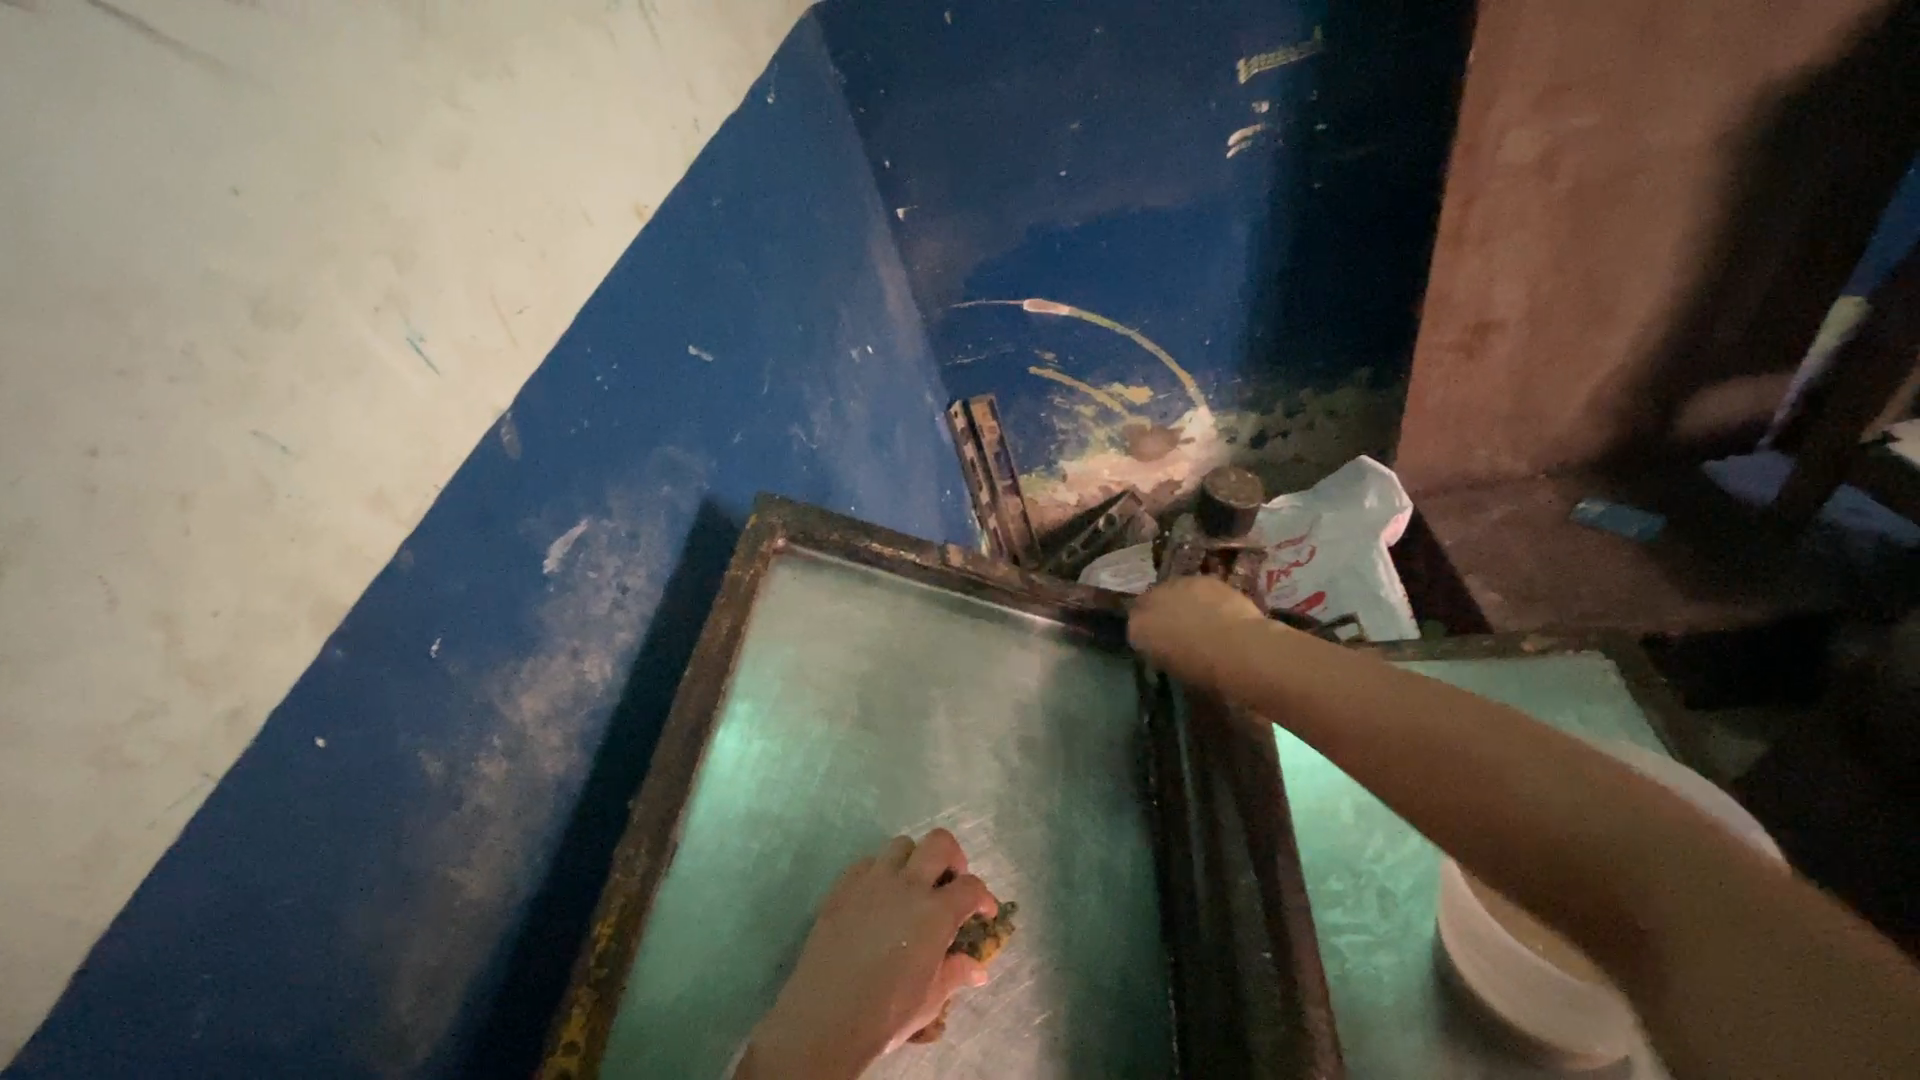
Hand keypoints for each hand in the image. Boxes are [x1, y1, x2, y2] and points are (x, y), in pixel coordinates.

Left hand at [739, 830, 998, 1079]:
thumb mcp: (930, 1000)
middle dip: (954, 858)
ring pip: (901, 845)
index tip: (984, 912)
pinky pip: (867, 863)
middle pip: (940, 843)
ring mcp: (872, 881)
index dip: (984, 897)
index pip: (971, 887)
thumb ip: (955, 974)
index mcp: (935, 912)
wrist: (825, 1017)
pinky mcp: (842, 887)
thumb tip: (978, 969)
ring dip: (914, 860)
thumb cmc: (885, 1013)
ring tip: (913, 886)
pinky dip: (880, 872)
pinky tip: (878, 897)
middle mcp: (907, 885)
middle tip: (951, 883)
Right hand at [1128, 576, 1265, 684]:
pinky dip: (1203, 596)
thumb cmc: (1201, 671)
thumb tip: (1170, 650)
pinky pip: (1197, 587)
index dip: (1149, 635)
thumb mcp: (1172, 669)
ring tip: (1201, 617)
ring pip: (1173, 591)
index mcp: (1137, 629)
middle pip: (1149, 602)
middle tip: (1178, 628)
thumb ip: (1163, 653)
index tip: (1161, 644)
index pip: (1135, 628)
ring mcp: (1176, 585)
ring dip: (1181, 601)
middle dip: (1160, 612)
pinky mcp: (1202, 578)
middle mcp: (1150, 601)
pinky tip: (1219, 610)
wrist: (1235, 649)